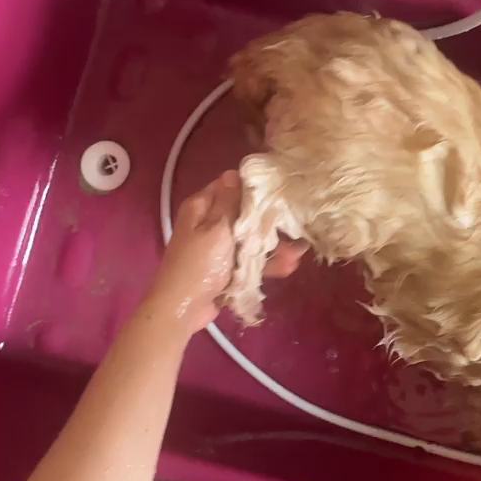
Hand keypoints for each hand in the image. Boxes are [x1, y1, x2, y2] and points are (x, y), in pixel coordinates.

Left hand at [142, 170, 305, 335]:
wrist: (182, 308)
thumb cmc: (199, 264)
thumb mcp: (217, 229)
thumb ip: (229, 202)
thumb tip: (233, 171)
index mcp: (202, 207)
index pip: (231, 186)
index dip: (255, 189)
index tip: (281, 193)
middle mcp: (209, 222)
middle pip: (245, 215)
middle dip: (270, 223)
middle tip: (296, 227)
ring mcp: (217, 246)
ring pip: (249, 239)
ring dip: (272, 246)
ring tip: (297, 254)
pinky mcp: (224, 267)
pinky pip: (247, 260)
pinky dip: (264, 263)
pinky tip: (288, 267)